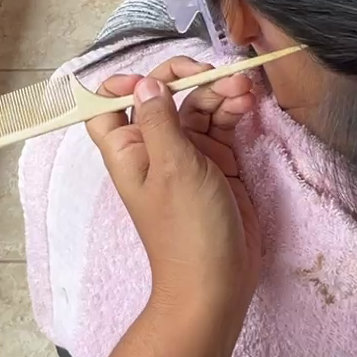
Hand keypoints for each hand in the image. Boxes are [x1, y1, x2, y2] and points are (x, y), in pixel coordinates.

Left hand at [86, 57, 261, 322]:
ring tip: (245, 88)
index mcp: (128, 148)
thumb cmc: (186, 227)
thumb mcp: (171, 167)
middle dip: (188, 79)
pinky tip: (247, 102)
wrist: (217, 282)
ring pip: (197, 106)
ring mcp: (187, 154)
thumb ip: (158, 119)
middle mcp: (154, 146)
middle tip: (218, 74)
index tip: (154, 79)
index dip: (123, 84)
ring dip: (219, 91)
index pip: (108, 105)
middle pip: (163, 96)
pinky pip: (221, 125)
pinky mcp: (216, 162)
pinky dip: (233, 110)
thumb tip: (146, 82)